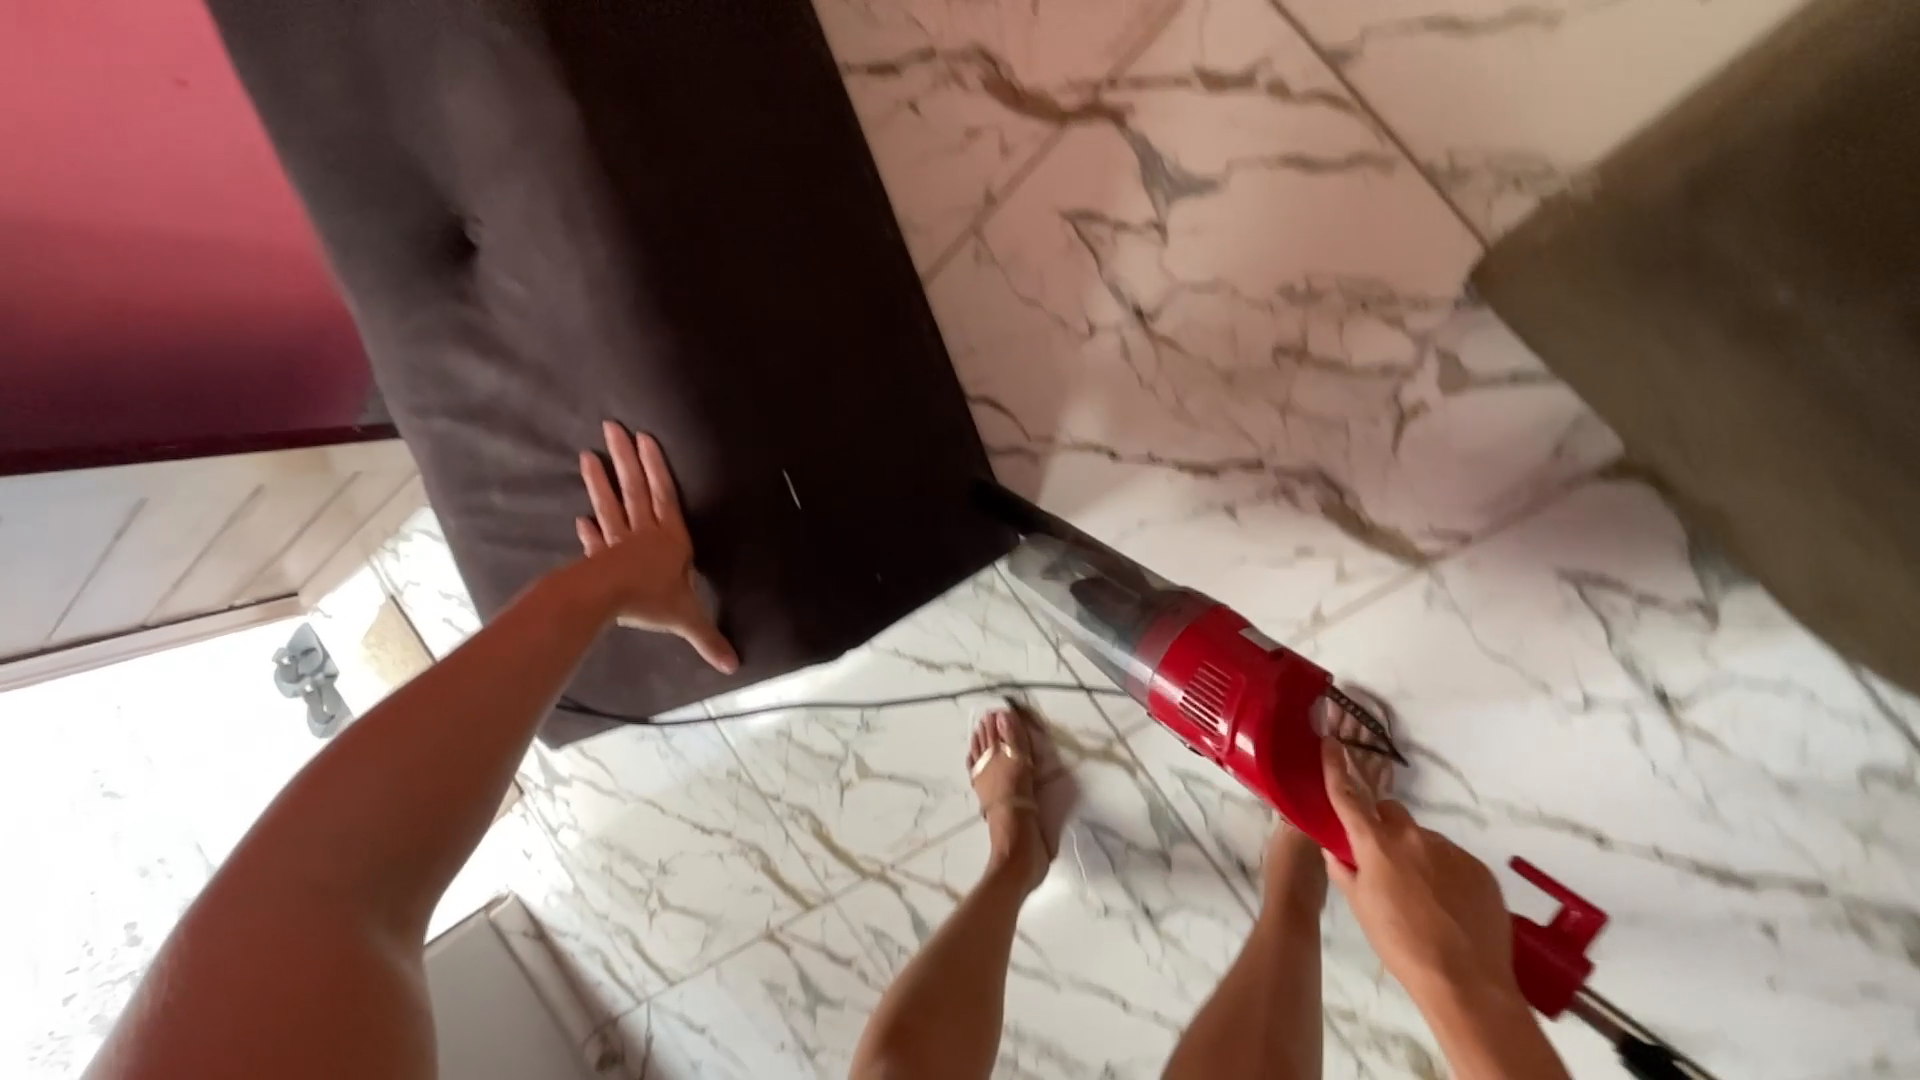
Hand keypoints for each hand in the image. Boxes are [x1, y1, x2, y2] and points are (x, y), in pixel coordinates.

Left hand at [574, 421, 738, 673]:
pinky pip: (596, 542)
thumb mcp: (686, 618)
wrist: (603, 602)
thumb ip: (709, 638)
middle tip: (613, 427)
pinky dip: (590, 531)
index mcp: (671, 539)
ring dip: (600, 483)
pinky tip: (581, 520)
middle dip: (626, 460)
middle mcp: (644, 534)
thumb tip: (734, 666)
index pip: (666, 496)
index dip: (657, 468)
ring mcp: (618, 544)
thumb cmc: (650, 600)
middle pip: (636, 491)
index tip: (645, 438)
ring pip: (611, 507)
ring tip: (587, 456)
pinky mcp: (600, 560)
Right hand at [1320, 738, 1516, 1004]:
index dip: (1335, 768)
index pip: (1348, 796)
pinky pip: (1451, 859)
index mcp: (1376, 844)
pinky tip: (1446, 905)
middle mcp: (1413, 837)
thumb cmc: (1400, 944)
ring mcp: (1450, 851)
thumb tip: (1338, 851)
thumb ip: (1345, 871)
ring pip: (1421, 839)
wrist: (1466, 982)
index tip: (1330, 743)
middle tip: (1381, 860)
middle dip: (1381, 826)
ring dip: (1414, 854)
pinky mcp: (1478, 868)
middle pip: (1390, 813)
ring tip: (1421, 896)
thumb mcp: (1361, 907)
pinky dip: (1443, 873)